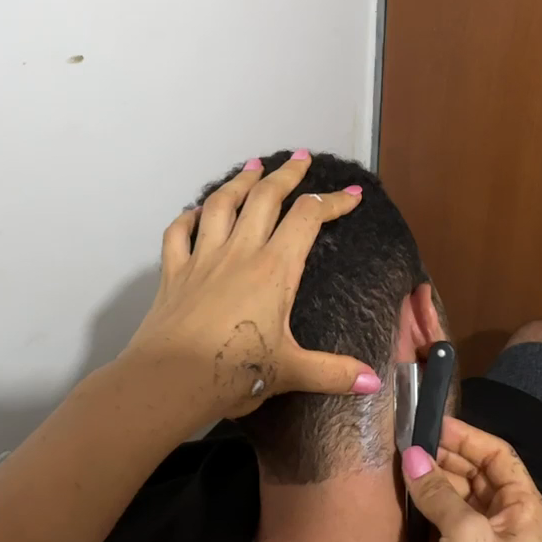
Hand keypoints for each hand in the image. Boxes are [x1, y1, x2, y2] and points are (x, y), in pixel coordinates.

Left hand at [122, 151, 379, 421]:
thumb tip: (374, 383)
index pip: (308, 218)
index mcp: (274, 268)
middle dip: (286, 174)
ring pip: (222, 204)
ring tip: (252, 165)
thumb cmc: (234, 374)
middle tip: (300, 157)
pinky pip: (179, 233)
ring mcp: (203, 258)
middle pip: (265, 197)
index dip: (332, 202)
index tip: (352, 196)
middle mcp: (240, 252)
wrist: (168, 381)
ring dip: (240, 181)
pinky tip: (195, 211)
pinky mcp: (173, 272)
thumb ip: (334, 373)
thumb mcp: (292, 372)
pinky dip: (188, 216)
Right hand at [402, 416, 541, 541]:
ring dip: (437, 481)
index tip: (431, 422)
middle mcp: (512, 525)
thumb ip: (440, 492)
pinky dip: (432, 508)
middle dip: (448, 456)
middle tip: (407, 442)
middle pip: (481, 475)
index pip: (500, 456)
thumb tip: (412, 454)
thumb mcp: (465, 537)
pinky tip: (409, 498)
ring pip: (464, 499)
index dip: (467, 436)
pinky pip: (452, 524)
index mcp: (527, 511)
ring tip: (402, 465)